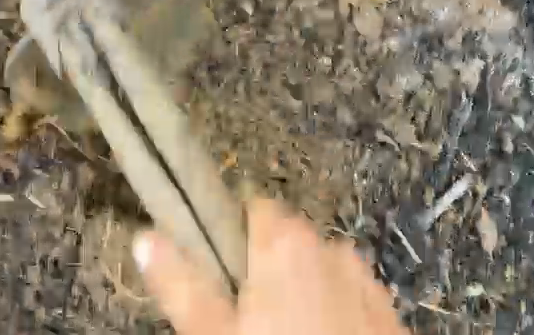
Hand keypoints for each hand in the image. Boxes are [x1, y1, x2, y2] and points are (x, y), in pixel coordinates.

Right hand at [133, 199, 408, 334]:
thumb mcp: (215, 332)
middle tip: (245, 319)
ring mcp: (365, 280)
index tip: (219, 275)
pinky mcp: (389, 315)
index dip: (230, 238)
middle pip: (286, 242)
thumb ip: (181, 282)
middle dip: (265, 271)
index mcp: (287, 240)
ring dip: (303, 294)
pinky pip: (351, 301)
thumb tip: (144, 238)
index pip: (251, 209)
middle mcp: (330, 245)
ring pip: (319, 273)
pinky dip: (336, 315)